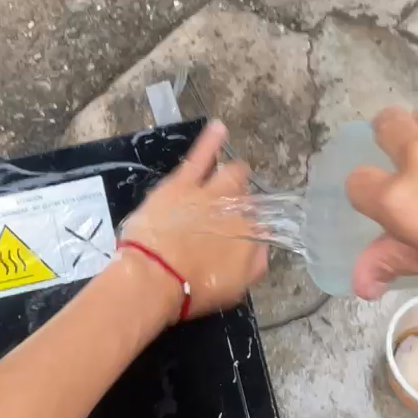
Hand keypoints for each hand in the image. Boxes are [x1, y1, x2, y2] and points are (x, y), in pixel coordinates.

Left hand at [115, 121, 270, 326]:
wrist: (154, 278)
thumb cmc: (191, 290)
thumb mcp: (234, 288)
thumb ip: (254, 265)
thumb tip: (263, 246)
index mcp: (250, 238)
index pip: (259, 224)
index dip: (250, 227)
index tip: (239, 233)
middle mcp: (237, 211)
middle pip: (247, 196)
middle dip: (243, 198)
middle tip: (231, 208)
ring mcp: (210, 193)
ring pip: (230, 175)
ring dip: (235, 172)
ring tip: (236, 171)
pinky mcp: (183, 183)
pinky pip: (201, 156)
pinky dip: (211, 141)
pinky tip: (219, 127)